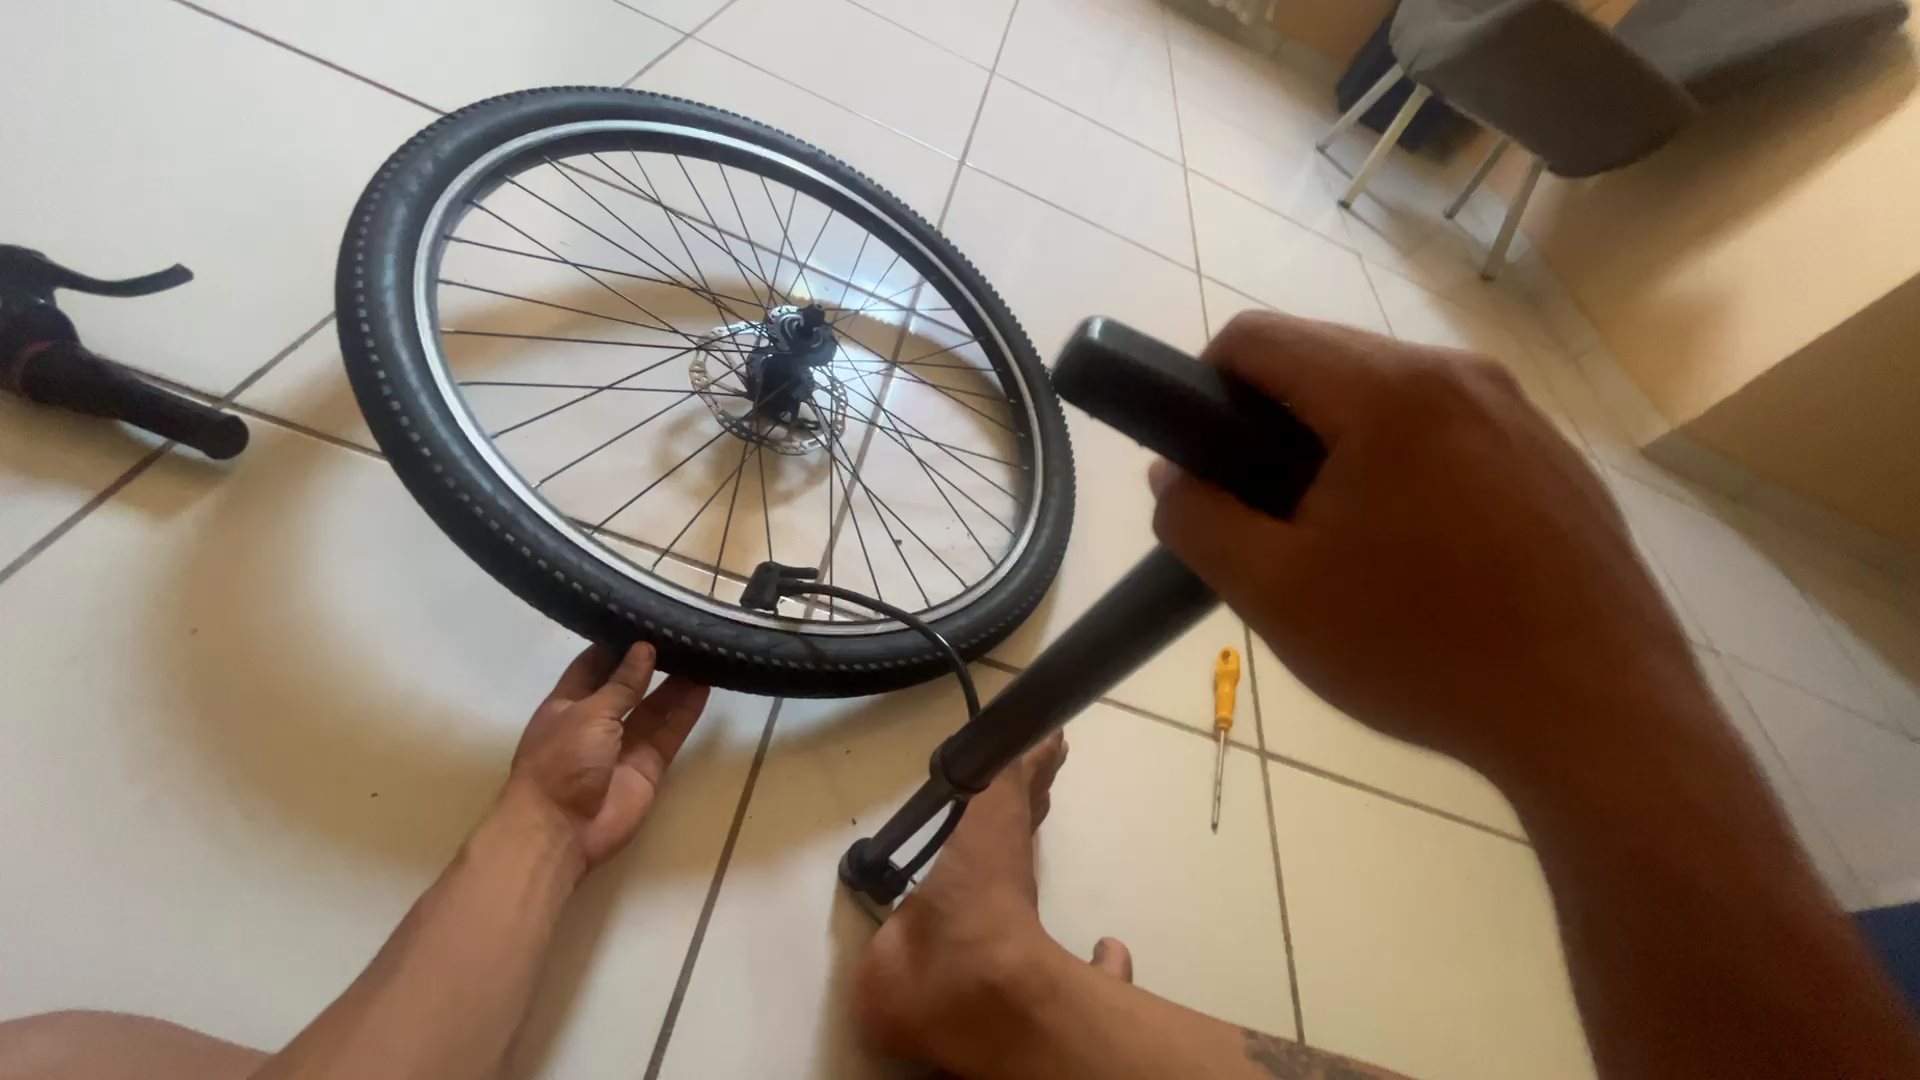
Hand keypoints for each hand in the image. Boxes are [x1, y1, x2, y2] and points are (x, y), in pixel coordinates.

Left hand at [500, 642, 709, 875]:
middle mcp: (596, 722)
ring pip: (655, 707)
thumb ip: (622, 683)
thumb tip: (644, 649)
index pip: (593, 666)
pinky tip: (705, 687)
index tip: (643, 620)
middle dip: (651, 663)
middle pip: (628, 686)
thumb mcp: (588, 714)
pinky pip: (670, 732)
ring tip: (701, 655)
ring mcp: (624, 744)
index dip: (616, 644)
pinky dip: (686, 712)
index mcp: (567, 705)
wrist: (560, 831)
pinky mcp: (649, 765)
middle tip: (681, 634)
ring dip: (675, 684)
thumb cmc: (559, 764)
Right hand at [1150, 312, 1707, 779]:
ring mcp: (1518, 411)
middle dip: (1265, 423)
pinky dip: (1391, 463)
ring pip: (1379, 395)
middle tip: (1261, 514)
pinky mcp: (1549, 455)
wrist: (1599, 723)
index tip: (1205, 464)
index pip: (1256, 339)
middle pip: (1319, 360)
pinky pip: (1437, 429)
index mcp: (1389, 391)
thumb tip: (1171, 473)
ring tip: (1331, 537)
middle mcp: (1460, 374)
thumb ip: (1196, 519)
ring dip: (1327, 445)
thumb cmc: (1418, 650)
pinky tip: (1406, 549)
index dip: (1202, 388)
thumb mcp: (1272, 592)